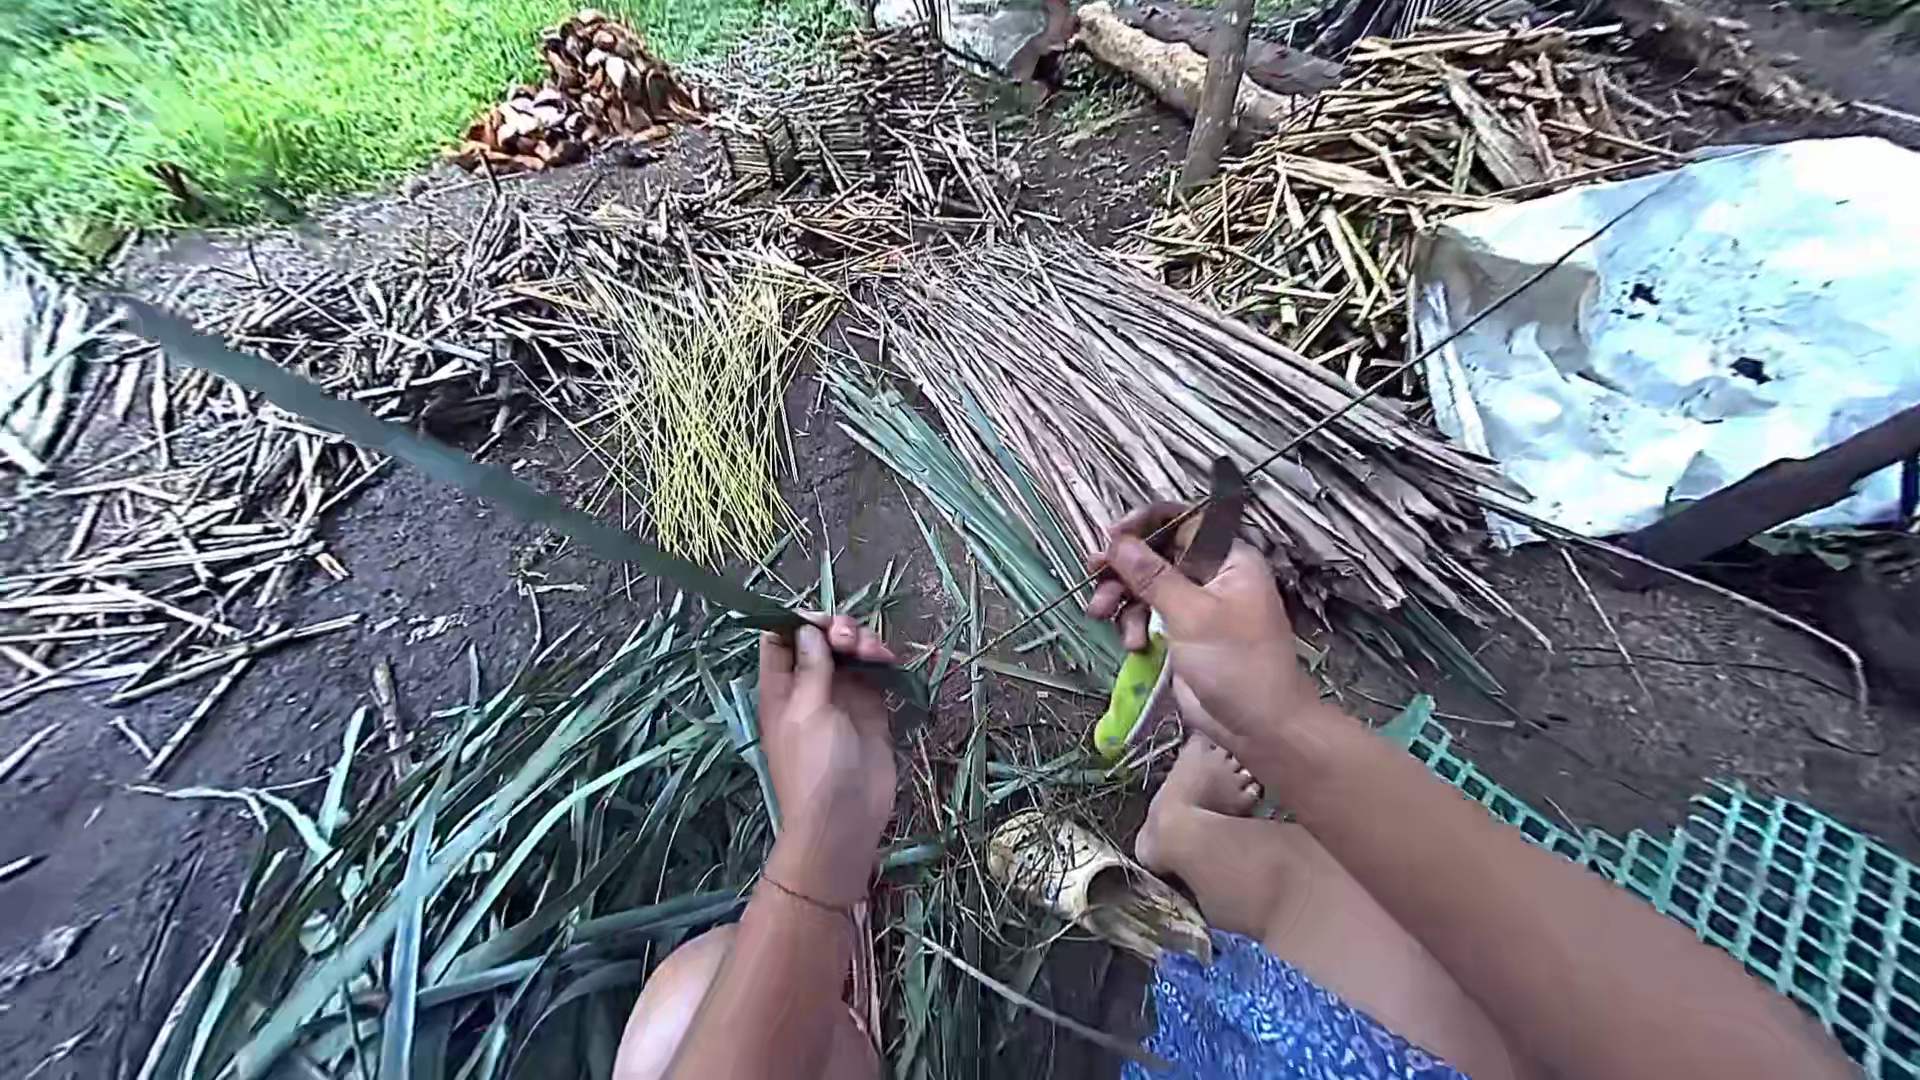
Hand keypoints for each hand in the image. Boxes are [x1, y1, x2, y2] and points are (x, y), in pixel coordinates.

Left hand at [758, 616, 897, 905]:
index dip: (798, 622)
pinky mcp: (871, 707)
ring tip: (874, 651)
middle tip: (849, 638)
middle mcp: (810, 687)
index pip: (780, 640)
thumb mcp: (806, 712)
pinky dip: (881, 660)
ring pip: (850, 652)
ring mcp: (842, 696)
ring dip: (863, 641)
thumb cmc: (815, 766)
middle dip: (837, 629)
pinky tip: (887, 661)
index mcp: (782, 688)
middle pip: (820, 640)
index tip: (821, 619)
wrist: (846, 819)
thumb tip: (808, 629)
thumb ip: (811, 667)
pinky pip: (875, 671)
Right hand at [1085, 505, 1322, 762]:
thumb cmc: (1237, 663)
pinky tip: (1134, 645)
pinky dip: (1131, 624)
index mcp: (1227, 559)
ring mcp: (1191, 604)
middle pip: (1154, 553)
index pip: (1183, 521)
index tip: (1113, 535)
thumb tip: (1117, 541)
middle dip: (1122, 566)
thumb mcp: (1192, 614)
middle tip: (1093, 573)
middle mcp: (1208, 575)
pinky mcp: (1176, 631)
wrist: (1258, 728)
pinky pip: (1143, 613)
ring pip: (1142, 584)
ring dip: (1119, 597)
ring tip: (1100, 614)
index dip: (1145, 523)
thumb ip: (1152, 575)